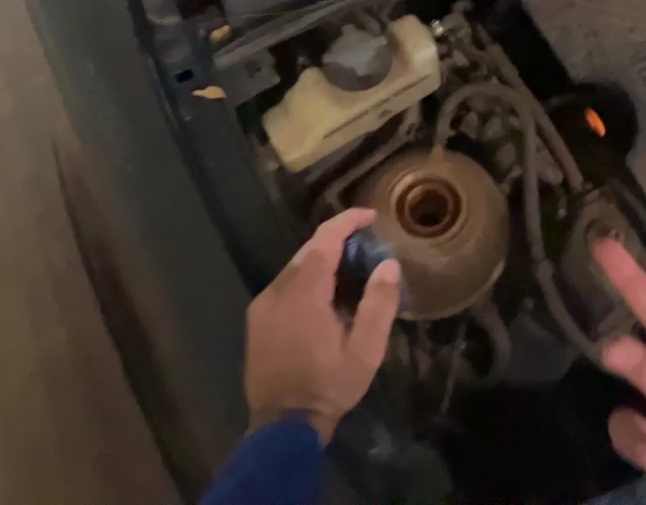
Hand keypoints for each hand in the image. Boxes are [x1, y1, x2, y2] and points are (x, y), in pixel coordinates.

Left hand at [244, 208, 402, 441]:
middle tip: (368, 244)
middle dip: (338, 239)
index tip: (371, 216)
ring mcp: (263, 305)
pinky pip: (286, 283)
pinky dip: (308, 277)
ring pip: (296, 266)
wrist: (281, 428)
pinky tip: (325, 295)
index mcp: (304, 295)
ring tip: (351, 268)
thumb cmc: (328, 386)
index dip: (347, 221)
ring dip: (323, 259)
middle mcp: (277, 292)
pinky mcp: (257, 319)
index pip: (324, 241)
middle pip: (309, 250)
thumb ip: (379, 304)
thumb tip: (388, 263)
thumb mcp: (365, 351)